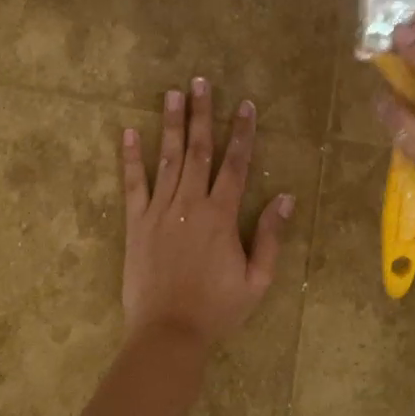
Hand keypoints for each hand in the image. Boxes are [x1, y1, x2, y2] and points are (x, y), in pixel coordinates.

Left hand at [121, 77, 294, 347]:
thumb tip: (286, 196)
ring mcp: (160, 210)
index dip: (242, 133)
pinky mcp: (135, 223)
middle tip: (201, 81)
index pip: (235, 164)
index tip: (246, 104)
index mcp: (222, 215)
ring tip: (172, 93)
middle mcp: (190, 203)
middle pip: (198, 150)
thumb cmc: (217, 310)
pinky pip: (133, 184)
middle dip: (202, 113)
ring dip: (171, 124)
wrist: (168, 334)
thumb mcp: (257, 280)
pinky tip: (128, 132)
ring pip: (167, 158)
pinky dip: (131, 158)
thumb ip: (270, 236)